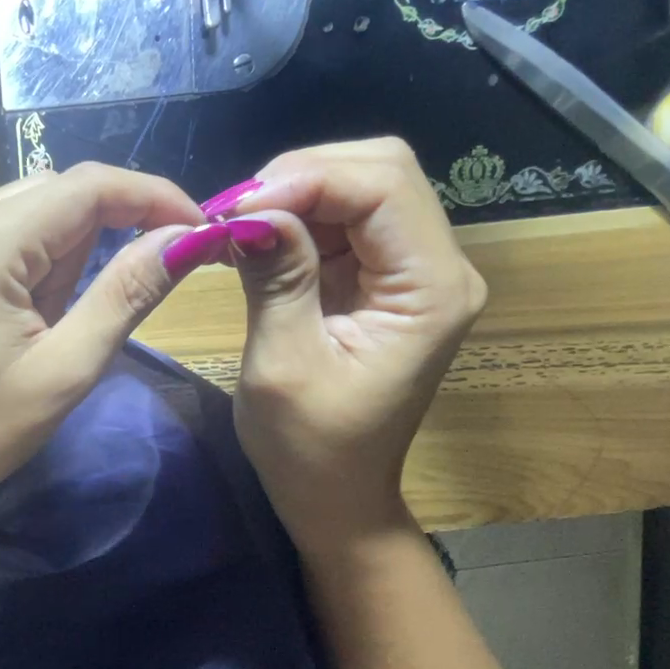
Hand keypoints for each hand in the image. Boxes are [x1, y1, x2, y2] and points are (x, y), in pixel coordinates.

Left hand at [0, 163, 206, 531]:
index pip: (89, 185)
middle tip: (110, 306)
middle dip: (107, 235)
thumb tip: (187, 238)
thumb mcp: (64, 371)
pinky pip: (4, 232)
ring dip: (67, 255)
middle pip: (60, 192)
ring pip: (34, 210)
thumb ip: (127, 294)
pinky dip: (34, 263)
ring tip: (50, 327)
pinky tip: (26, 316)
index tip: (200, 233)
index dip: (155, 199)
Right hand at [211, 138, 487, 548]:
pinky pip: (345, 225)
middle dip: (301, 178)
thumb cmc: (307, 447)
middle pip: (381, 173)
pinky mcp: (385, 282)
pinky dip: (296, 222)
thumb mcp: (282, 364)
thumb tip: (247, 211)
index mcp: (432, 289)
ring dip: (294, 198)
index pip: (384, 187)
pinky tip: (255, 241)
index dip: (307, 179)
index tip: (232, 207)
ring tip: (233, 226)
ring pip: (361, 190)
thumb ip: (275, 278)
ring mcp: (414, 272)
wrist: (334, 495)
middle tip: (229, 212)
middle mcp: (440, 266)